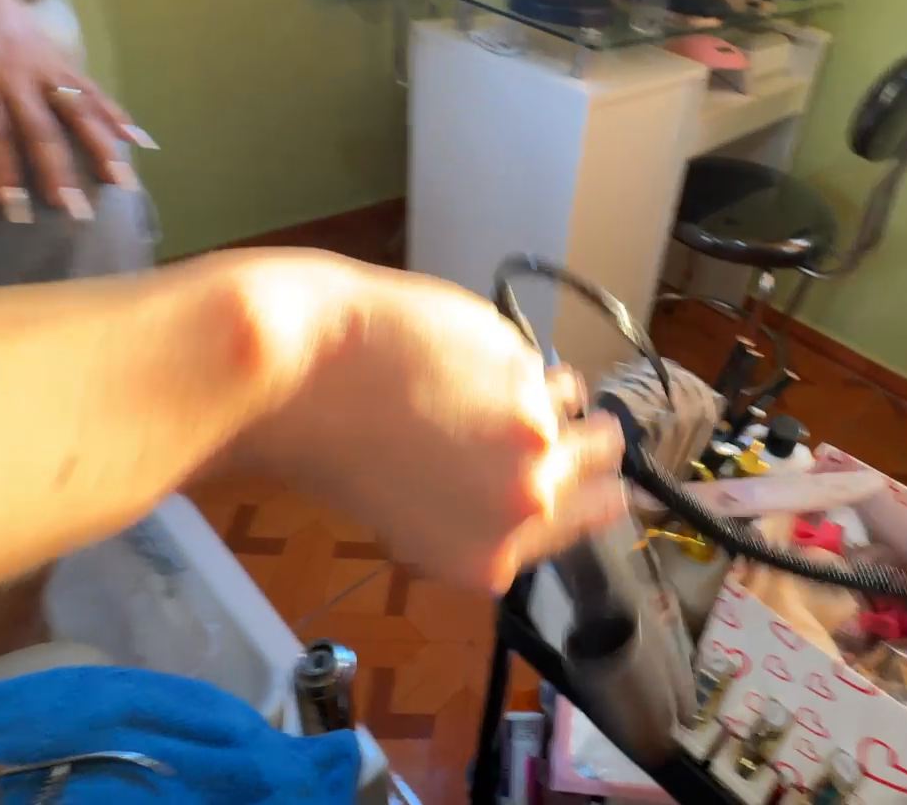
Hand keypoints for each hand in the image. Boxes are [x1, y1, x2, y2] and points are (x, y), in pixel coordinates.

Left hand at [0, 0, 151, 221]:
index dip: (1, 169)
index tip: (14, 206)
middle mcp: (12, 74)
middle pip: (41, 131)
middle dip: (59, 173)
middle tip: (75, 211)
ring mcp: (43, 66)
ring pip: (77, 114)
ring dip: (102, 150)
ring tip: (123, 183)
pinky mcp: (61, 59)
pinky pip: (93, 92)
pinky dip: (117, 116)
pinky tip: (141, 140)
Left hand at [228, 256, 627, 591]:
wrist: (300, 369)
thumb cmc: (331, 453)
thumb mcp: (410, 519)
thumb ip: (485, 514)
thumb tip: (535, 482)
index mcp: (494, 550)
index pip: (592, 518)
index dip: (601, 494)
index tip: (606, 478)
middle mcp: (528, 492)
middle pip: (604, 451)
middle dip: (586, 435)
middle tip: (558, 419)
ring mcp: (530, 421)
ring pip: (572, 396)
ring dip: (543, 390)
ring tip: (484, 383)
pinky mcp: (518, 356)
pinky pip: (532, 356)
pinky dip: (507, 358)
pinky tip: (457, 356)